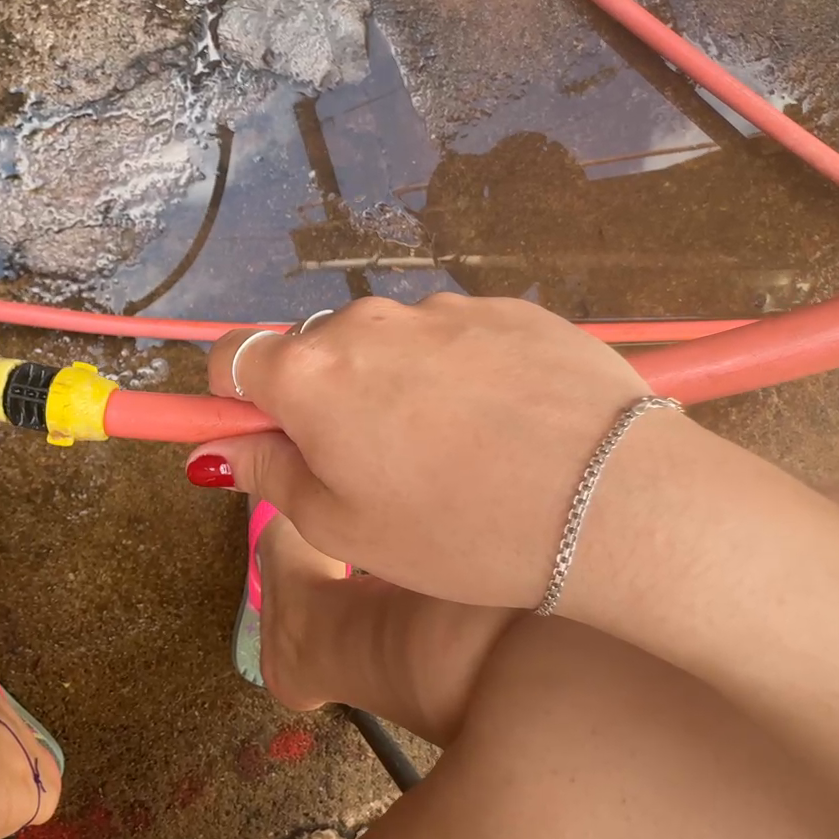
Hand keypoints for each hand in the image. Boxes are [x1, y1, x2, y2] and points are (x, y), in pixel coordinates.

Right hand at [191, 294, 673, 608]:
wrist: (624, 507)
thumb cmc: (457, 532)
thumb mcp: (339, 526)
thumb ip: (265, 473)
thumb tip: (215, 449)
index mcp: (306, 375)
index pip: (230, 357)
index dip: (237, 399)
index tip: (271, 439)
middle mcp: (361, 323)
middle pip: (309, 351)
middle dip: (319, 397)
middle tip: (370, 461)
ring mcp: (438, 307)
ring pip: (382, 343)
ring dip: (388, 382)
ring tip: (450, 446)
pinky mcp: (505, 306)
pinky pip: (449, 335)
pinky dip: (453, 370)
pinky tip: (501, 423)